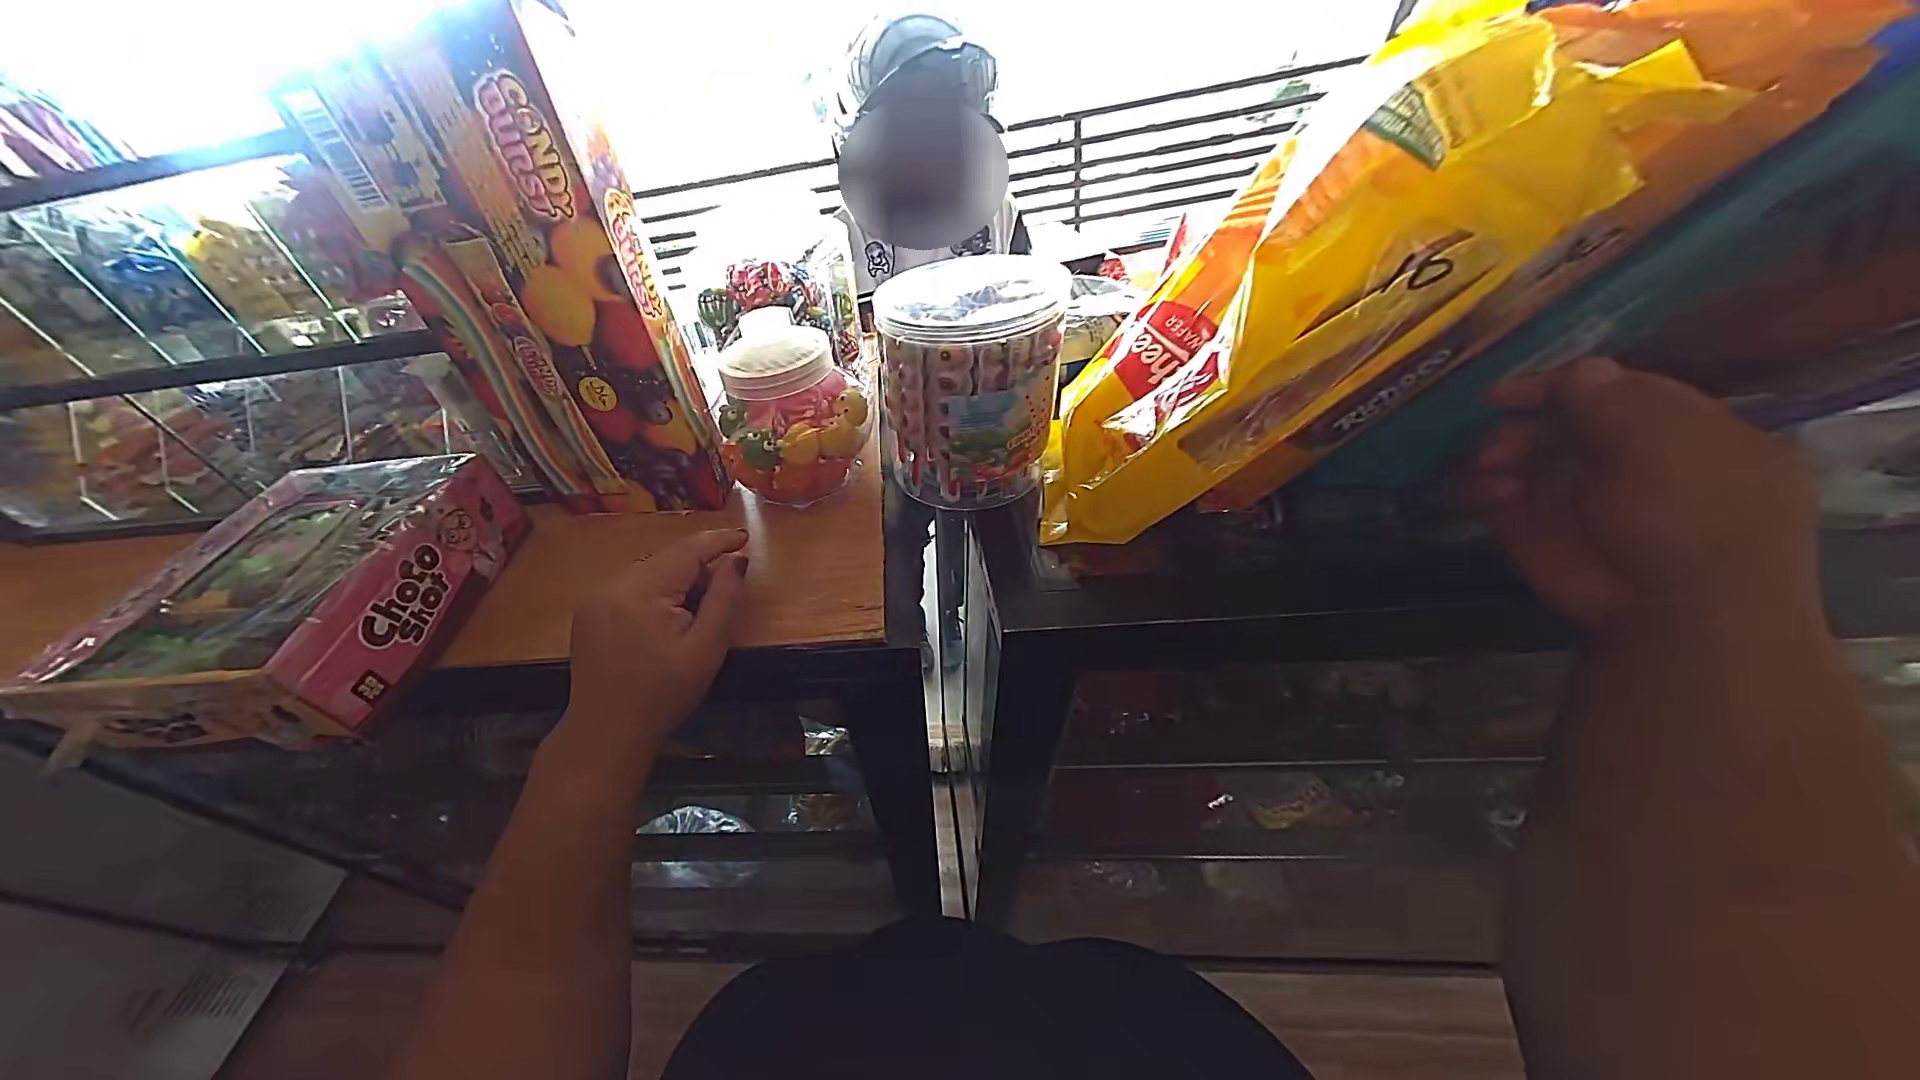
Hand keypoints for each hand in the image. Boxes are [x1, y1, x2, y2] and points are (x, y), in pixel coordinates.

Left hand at [564, 529, 749, 750]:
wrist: (607, 732)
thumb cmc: (664, 692)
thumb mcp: (706, 646)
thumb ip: (724, 597)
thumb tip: (737, 560)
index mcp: (641, 591)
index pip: (686, 551)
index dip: (718, 540)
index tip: (745, 536)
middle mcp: (612, 585)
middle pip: (667, 559)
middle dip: (700, 564)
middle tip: (729, 581)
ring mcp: (596, 599)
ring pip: (649, 572)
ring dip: (679, 578)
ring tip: (702, 603)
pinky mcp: (590, 613)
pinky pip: (632, 587)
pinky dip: (658, 590)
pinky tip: (671, 614)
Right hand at [1460, 357, 1818, 629]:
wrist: (1669, 610)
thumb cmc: (1690, 518)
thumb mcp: (1667, 445)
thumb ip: (1617, 402)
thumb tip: (1577, 369)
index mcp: (1672, 431)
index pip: (1611, 390)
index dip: (1559, 384)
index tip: (1507, 391)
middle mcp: (1619, 458)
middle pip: (1552, 421)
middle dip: (1519, 426)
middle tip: (1501, 445)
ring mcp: (1570, 493)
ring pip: (1514, 455)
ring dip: (1493, 455)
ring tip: (1493, 472)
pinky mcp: (1528, 526)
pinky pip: (1487, 493)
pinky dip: (1476, 488)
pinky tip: (1487, 496)